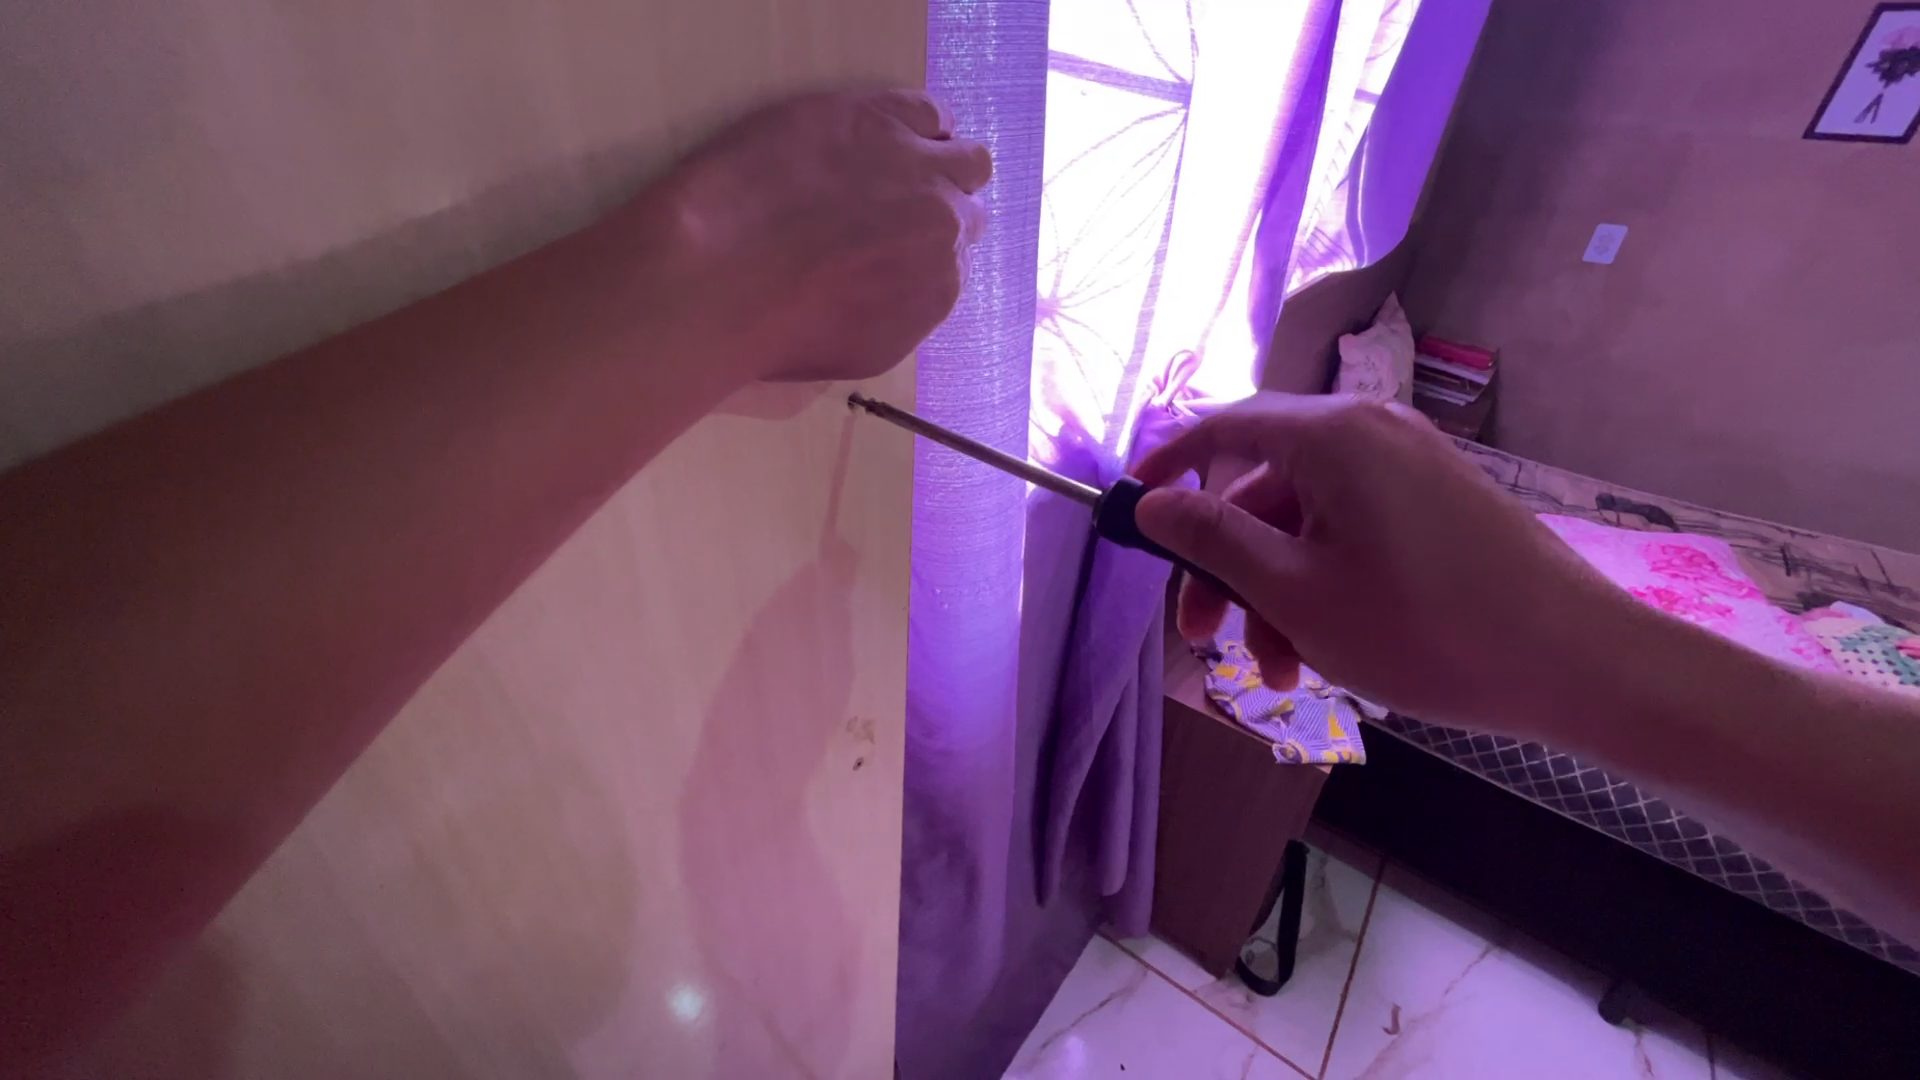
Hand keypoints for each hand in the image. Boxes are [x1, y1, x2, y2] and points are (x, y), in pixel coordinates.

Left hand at [607, 88, 991, 383]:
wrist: (721, 277)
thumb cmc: (785, 333)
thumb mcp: (866, 352)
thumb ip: (909, 311)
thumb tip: (911, 284)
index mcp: (941, 288)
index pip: (956, 263)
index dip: (926, 256)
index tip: (898, 253)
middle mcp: (946, 225)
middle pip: (967, 210)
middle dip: (940, 214)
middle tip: (895, 216)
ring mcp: (917, 166)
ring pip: (966, 160)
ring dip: (942, 168)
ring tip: (894, 173)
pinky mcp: (879, 116)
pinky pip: (931, 113)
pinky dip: (921, 125)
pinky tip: (884, 138)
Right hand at [1131, 394, 1631, 734]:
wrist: (1585, 670)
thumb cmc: (1420, 627)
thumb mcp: (1290, 589)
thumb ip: (1210, 538)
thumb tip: (1149, 502)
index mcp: (1330, 437)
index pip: (1222, 428)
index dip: (1168, 466)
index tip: (1135, 510)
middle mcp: (1367, 436)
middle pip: (1259, 491)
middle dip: (1224, 567)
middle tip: (1203, 636)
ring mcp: (1405, 471)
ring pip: (1301, 526)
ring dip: (1272, 594)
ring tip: (1278, 670)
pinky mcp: (1432, 506)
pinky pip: (1346, 535)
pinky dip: (1318, 585)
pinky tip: (1320, 650)